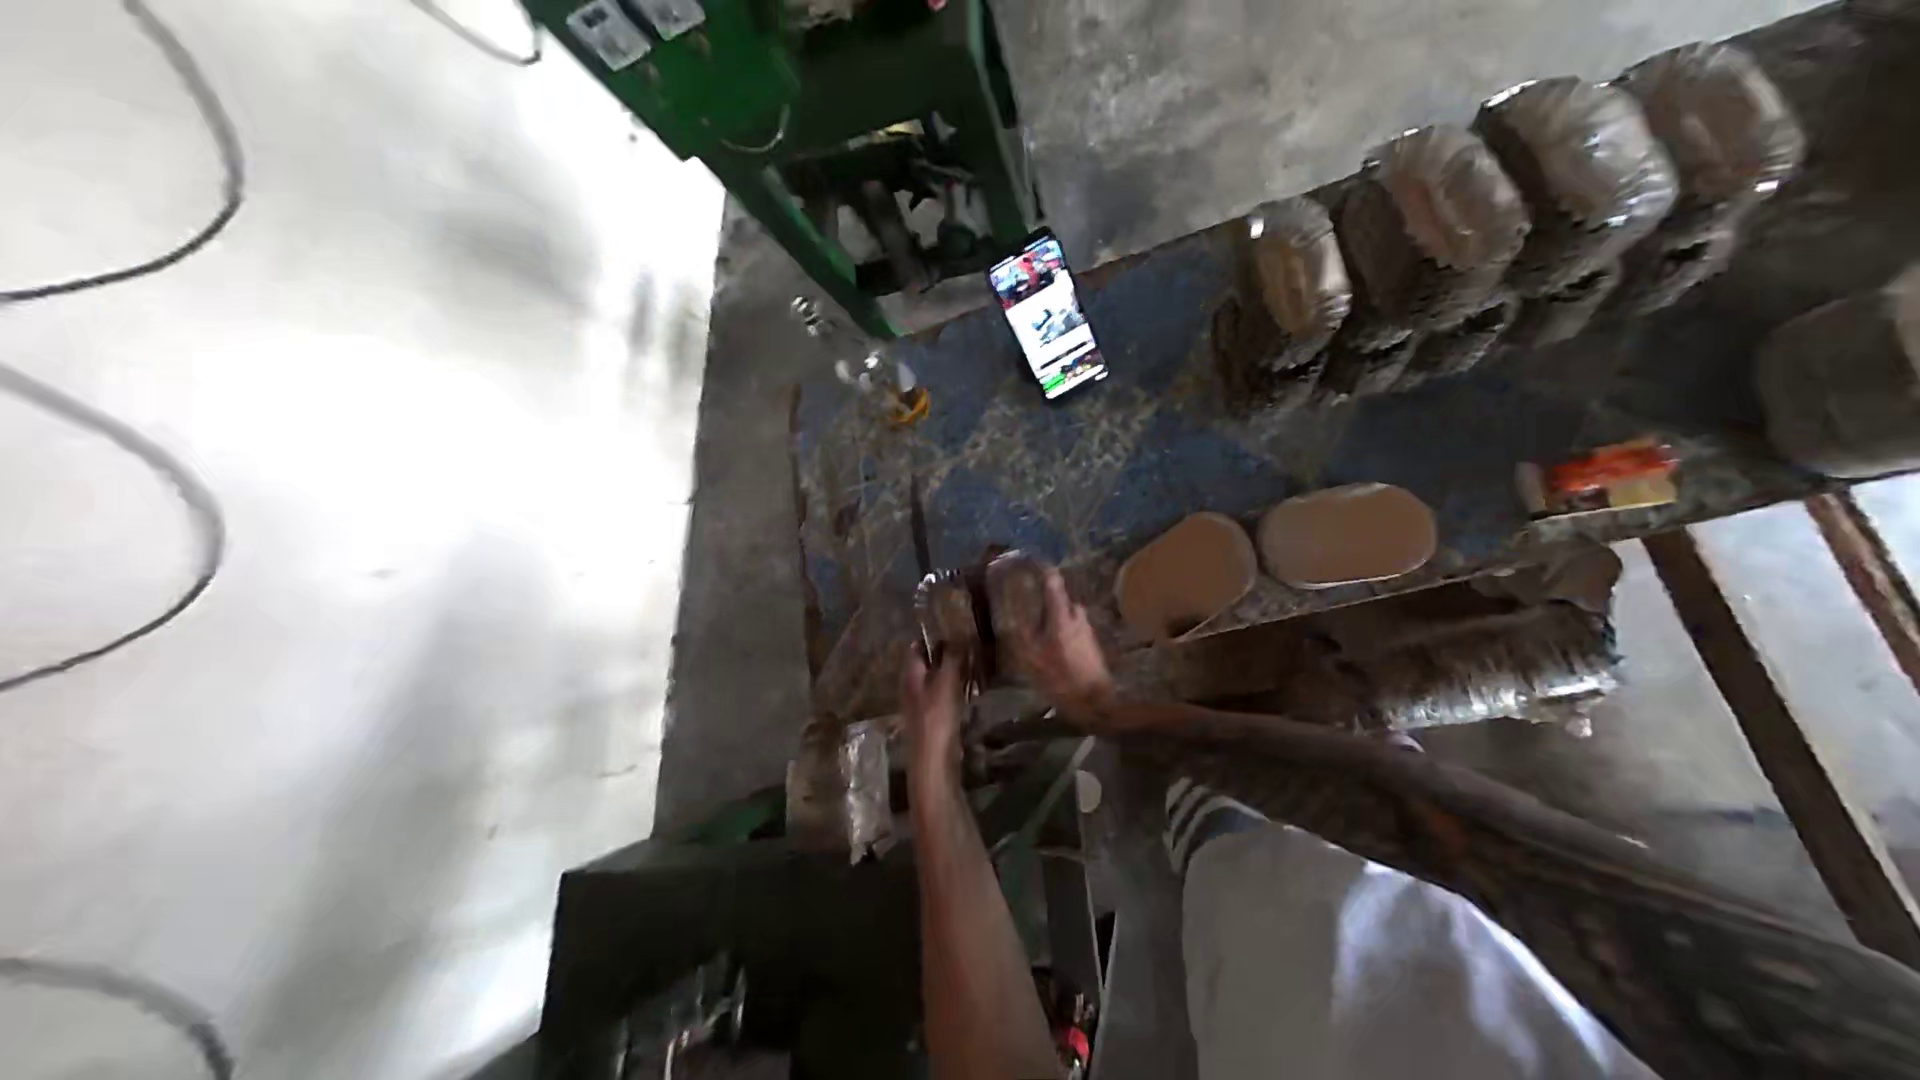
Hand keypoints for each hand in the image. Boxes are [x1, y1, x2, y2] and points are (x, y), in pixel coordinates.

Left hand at [900, 642, 964, 775]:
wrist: (934, 759)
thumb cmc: (936, 716)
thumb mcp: (946, 681)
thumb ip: (951, 657)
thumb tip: (958, 634)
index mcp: (910, 675)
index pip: (916, 647)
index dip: (932, 637)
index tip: (953, 628)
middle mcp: (912, 687)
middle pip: (927, 663)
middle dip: (946, 654)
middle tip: (968, 645)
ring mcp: (921, 704)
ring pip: (937, 680)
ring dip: (953, 671)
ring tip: (973, 664)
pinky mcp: (933, 718)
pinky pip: (944, 696)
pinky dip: (956, 689)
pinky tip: (970, 689)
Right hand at [1008, 568, 1114, 722]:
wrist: (1096, 701)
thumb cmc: (1062, 677)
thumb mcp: (1032, 658)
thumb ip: (1020, 635)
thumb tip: (1007, 616)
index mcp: (1062, 613)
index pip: (1052, 579)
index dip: (1040, 568)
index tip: (1027, 562)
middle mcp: (1077, 615)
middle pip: (1058, 597)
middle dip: (1043, 596)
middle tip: (1024, 600)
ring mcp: (1087, 628)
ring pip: (1064, 613)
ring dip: (1051, 614)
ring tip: (1034, 623)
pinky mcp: (1091, 642)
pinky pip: (1070, 627)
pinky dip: (1058, 628)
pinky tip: (1049, 642)